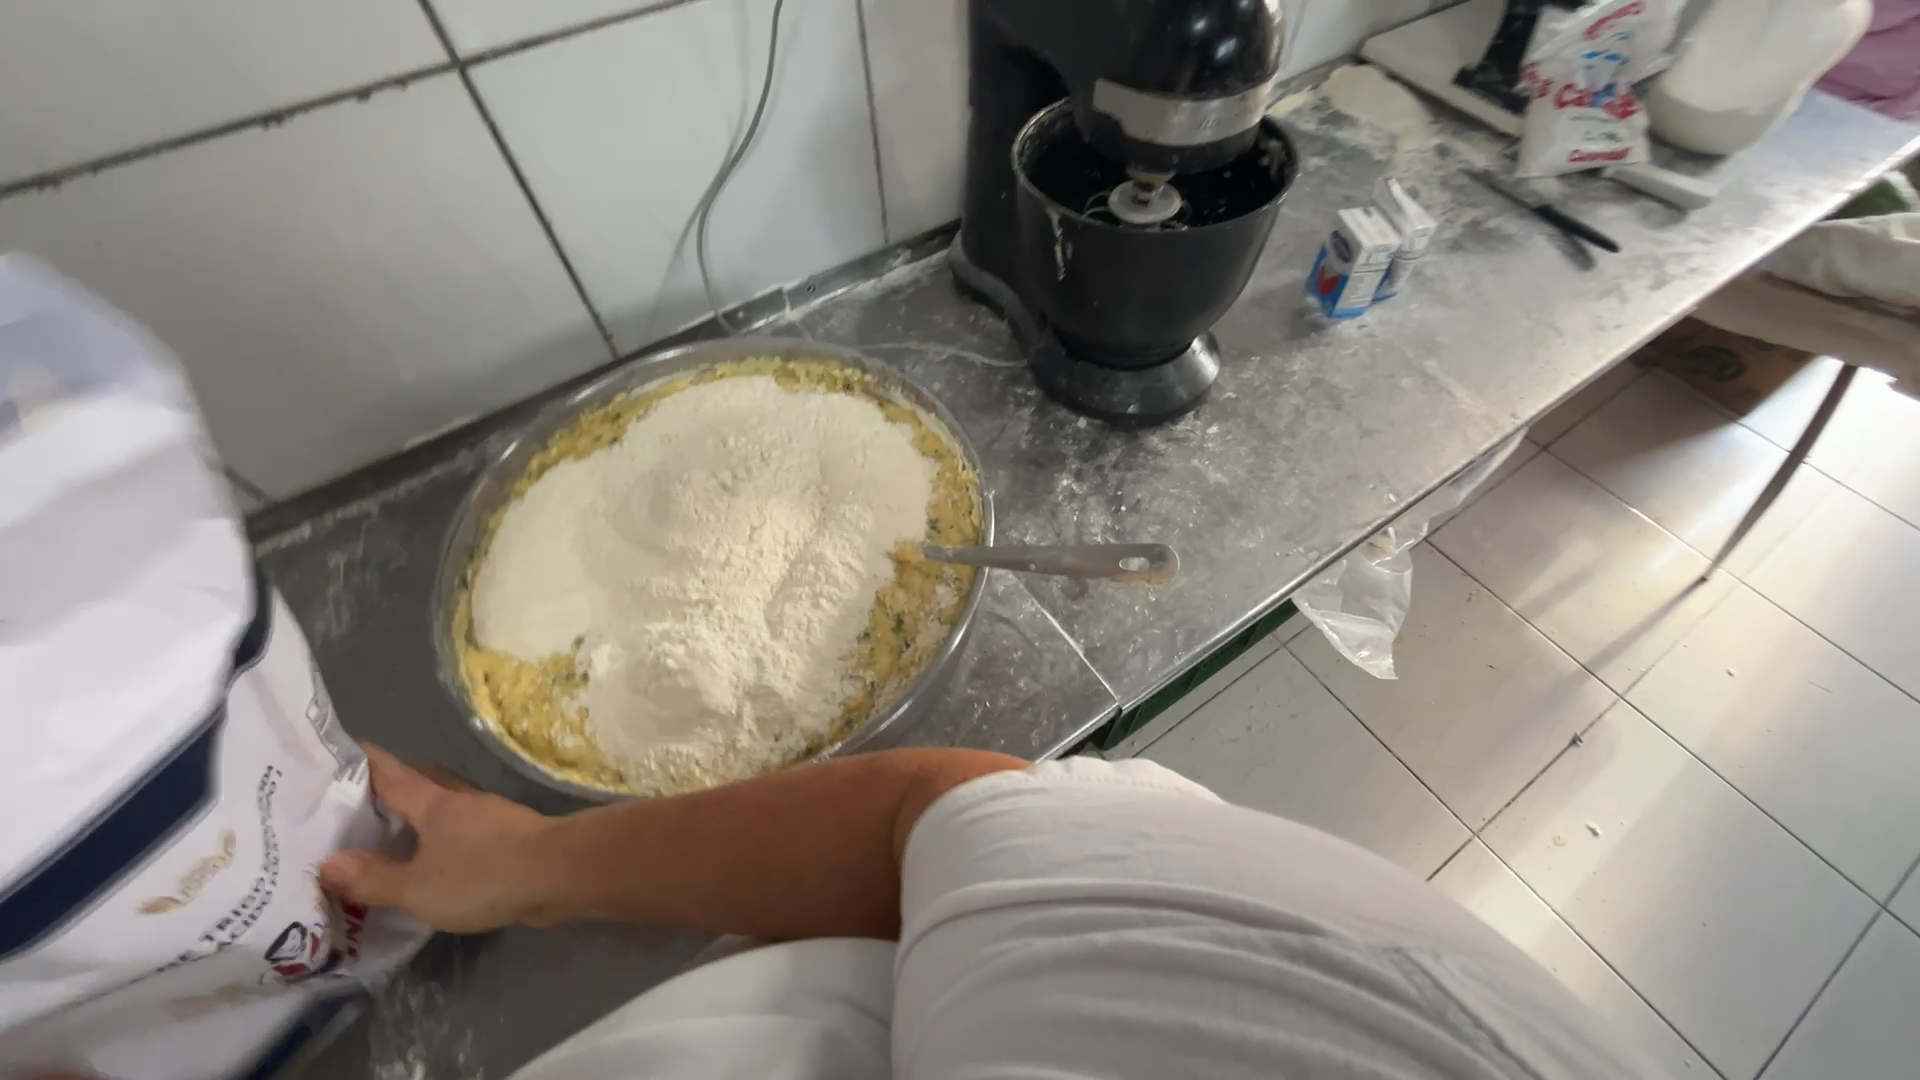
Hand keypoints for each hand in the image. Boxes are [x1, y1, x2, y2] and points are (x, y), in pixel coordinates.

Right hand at [319, 744, 560, 932]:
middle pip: (427, 785)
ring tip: (396, 835)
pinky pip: (469, 832)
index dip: (369, 763)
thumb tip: (329, 862)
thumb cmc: (483, 874)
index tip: (348, 746)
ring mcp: (495, 817)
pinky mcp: (514, 838)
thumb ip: (373, 877)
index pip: (394, 776)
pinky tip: (438, 861)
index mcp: (437, 804)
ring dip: (426, 817)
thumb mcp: (416, 886)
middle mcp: (466, 802)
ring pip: (451, 808)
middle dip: (399, 787)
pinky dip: (448, 840)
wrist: (560, 873)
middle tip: (364, 798)